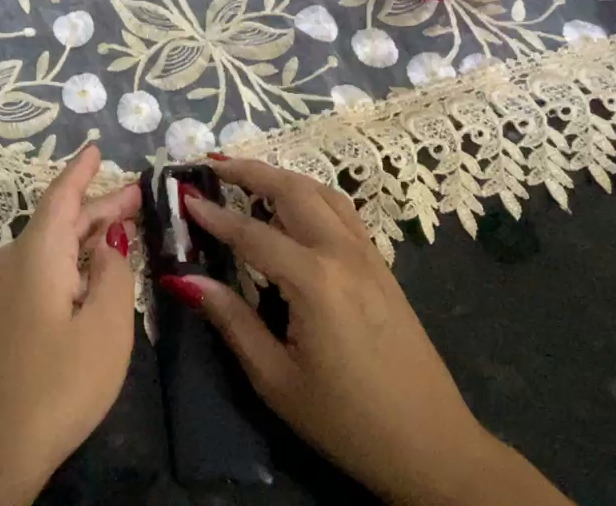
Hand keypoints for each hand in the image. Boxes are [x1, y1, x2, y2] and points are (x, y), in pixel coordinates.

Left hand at [0, 144, 140, 505]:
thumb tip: (110, 239)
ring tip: (126, 225)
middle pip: (60, 220)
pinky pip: (44, 269)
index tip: (97, 147)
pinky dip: (74, 260)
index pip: (61, 195)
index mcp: (37, 252)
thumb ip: (113, 274)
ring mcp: (7, 289)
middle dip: (99, 205)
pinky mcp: (6, 315)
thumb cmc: (58, 384)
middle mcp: (16, 260)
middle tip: (140, 197)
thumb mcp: (104, 328)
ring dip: (88, 234)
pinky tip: (95, 271)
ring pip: (53, 246)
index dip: (82, 170)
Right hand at [169, 158, 570, 505]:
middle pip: (294, 191)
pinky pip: (343, 213)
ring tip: (248, 176)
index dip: (214, 215)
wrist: (432, 448)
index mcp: (315, 281)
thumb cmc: (346, 421)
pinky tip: (294, 208)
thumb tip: (185, 278)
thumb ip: (231, 320)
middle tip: (212, 167)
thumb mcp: (275, 379)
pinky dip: (311, 196)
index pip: (252, 233)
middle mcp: (344, 255)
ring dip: (283, 177)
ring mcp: (370, 258)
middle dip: (251, 171)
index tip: (182, 195)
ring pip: (324, 194)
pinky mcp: (383, 270)